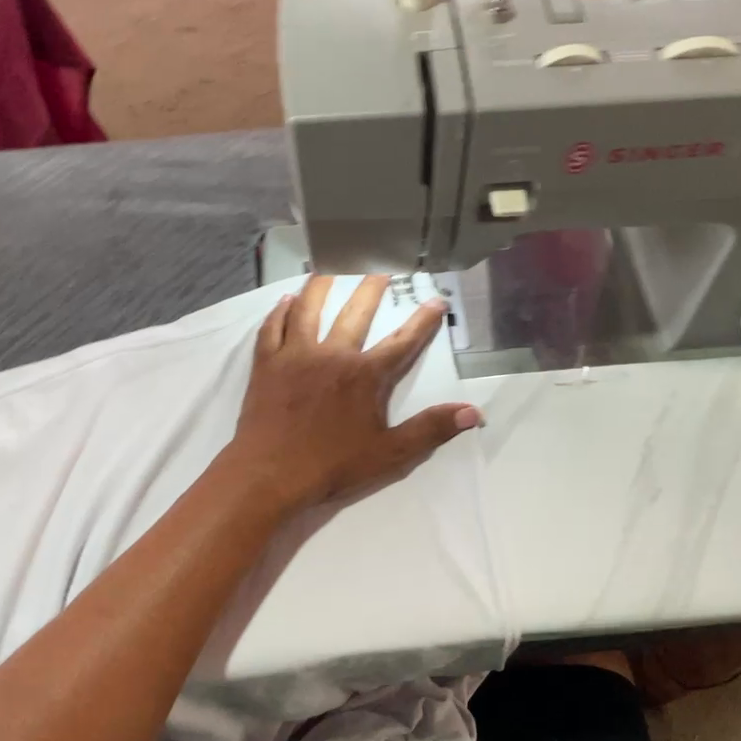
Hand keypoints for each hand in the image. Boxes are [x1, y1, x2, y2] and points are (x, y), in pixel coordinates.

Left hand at [224, 275, 479, 510]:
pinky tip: (285, 301)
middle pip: (356, 313)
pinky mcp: (267, 364)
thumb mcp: (391, 454)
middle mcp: (333, 355)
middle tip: (381, 267)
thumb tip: (473, 412)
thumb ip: (431, 429)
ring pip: (309, 310)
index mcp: (366, 376)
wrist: (271, 473)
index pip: (403, 342)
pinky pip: (273, 328)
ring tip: (328, 267)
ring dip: (321, 286)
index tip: (437, 299)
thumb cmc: (333, 466)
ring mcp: (296, 356)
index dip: (423, 321)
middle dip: (372, 288)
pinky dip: (280, 312)